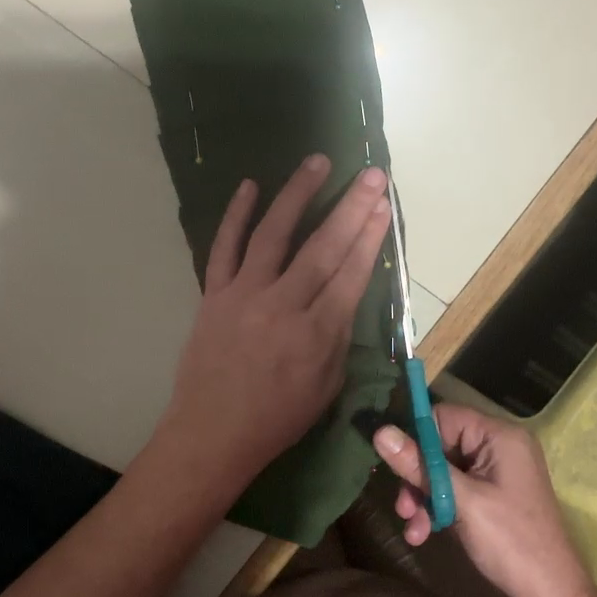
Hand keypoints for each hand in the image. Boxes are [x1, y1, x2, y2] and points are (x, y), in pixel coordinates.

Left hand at [160, 154, 391, 485]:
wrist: (212, 434)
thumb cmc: (277, 419)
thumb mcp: (327, 387)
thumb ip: (339, 337)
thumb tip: (345, 294)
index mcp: (317, 333)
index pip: (352, 272)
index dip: (371, 235)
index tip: (383, 204)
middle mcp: (283, 305)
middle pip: (323, 247)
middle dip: (351, 207)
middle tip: (370, 174)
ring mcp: (244, 295)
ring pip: (274, 234)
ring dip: (297, 194)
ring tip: (317, 162)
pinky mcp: (214, 295)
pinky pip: (224, 248)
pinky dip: (235, 216)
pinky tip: (249, 186)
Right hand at [373, 405, 594, 596]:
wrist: (550, 593)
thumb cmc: (509, 540)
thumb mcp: (459, 500)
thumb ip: (419, 465)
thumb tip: (380, 432)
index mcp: (500, 436)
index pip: (445, 416)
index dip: (416, 439)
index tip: (394, 466)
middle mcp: (500, 446)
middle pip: (441, 445)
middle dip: (418, 478)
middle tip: (402, 508)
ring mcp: (498, 472)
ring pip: (444, 471)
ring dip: (424, 498)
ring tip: (414, 530)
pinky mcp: (494, 495)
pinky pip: (457, 489)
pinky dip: (439, 508)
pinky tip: (425, 533)